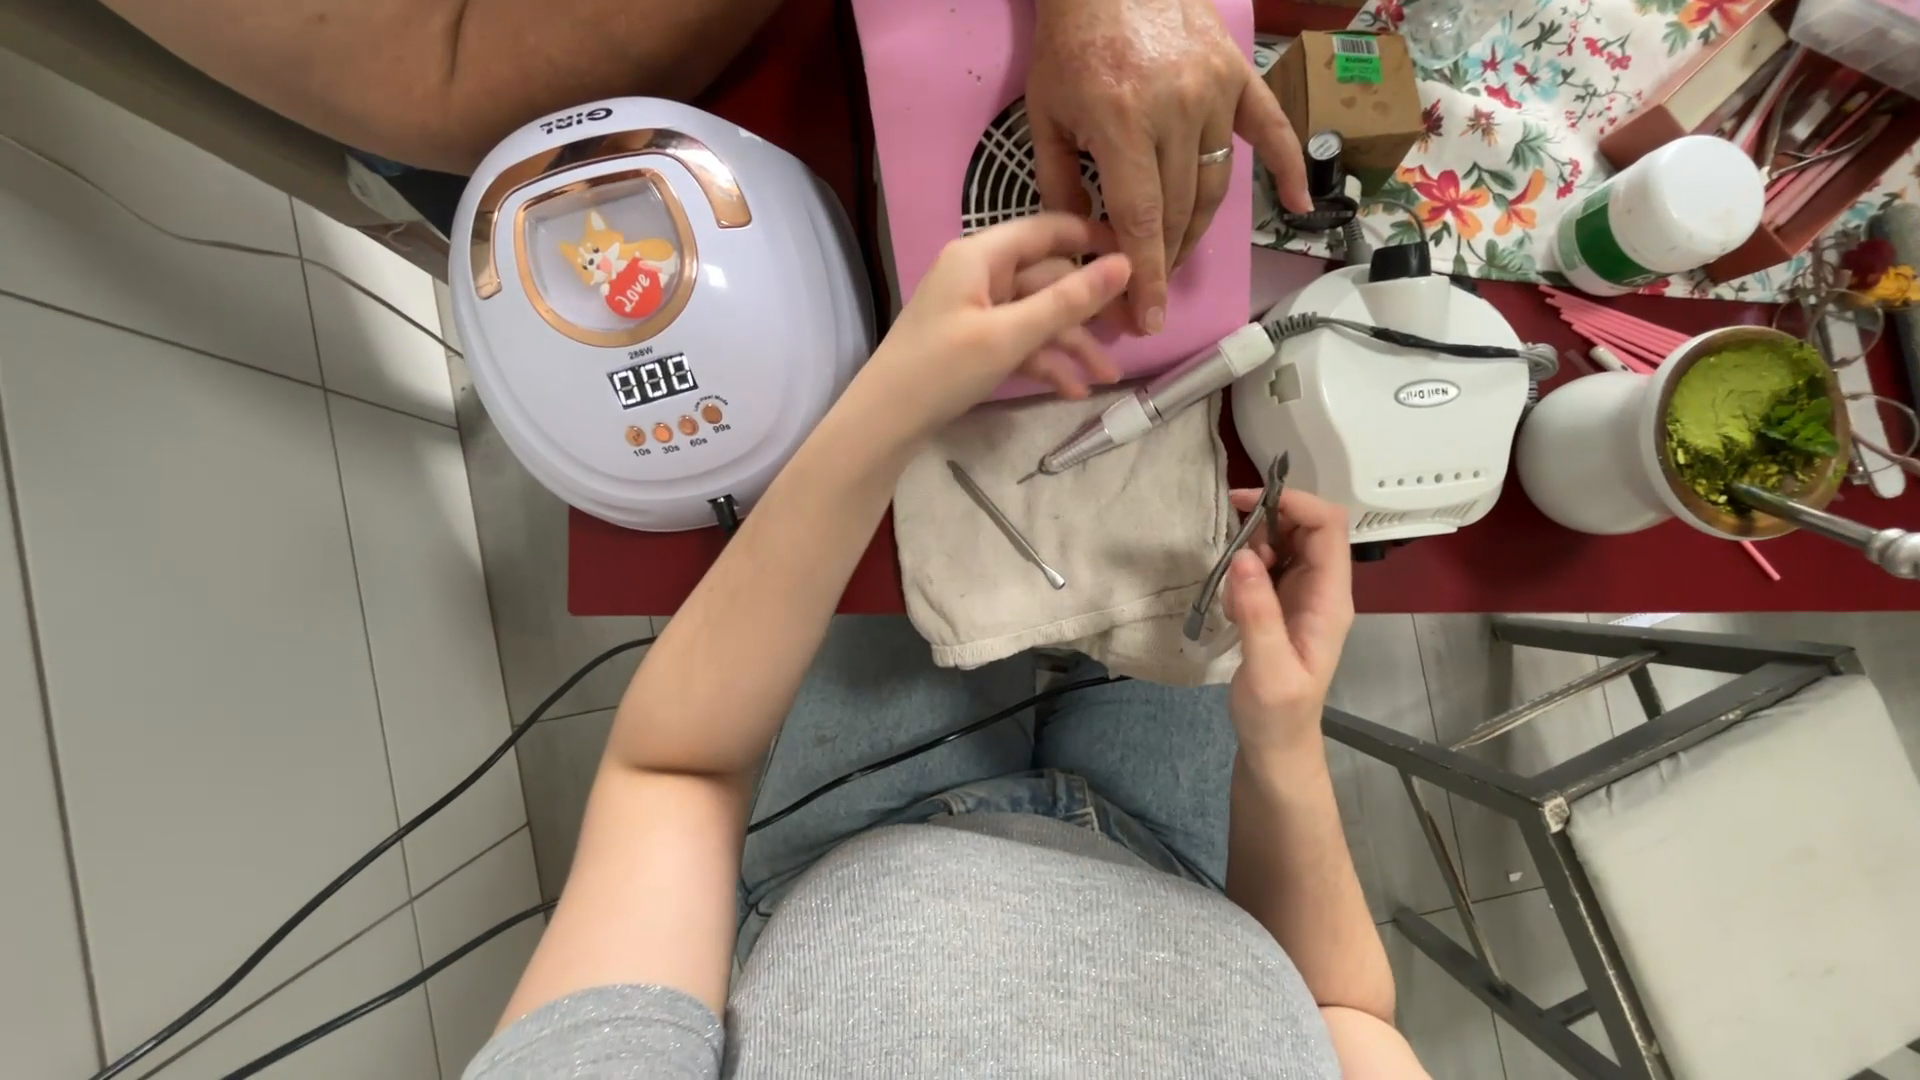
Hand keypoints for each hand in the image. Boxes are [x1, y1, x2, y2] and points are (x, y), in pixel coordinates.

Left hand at [850, 213, 1130, 437]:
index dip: (1093, 241)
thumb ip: (1067, 301)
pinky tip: (1072, 391)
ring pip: (1037, 318)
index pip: (1047, 230)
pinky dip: (1044, 364)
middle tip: (1132, 334)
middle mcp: (979, 275)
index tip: (1138, 256)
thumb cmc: (942, 370)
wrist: (885, 422)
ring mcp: (976, 311)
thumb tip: (1124, 264)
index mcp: (980, 255)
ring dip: (1071, 347)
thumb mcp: (1009, 336)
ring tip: (1106, 379)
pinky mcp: (974, 344)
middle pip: (1047, 281)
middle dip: (1087, 312)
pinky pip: (1019, 343)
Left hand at [1026, 0, 1312, 336]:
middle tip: (1148, 296)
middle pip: (1178, 211)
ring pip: (1214, 186)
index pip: (1141, 220)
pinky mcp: (1239, 76)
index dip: (1146, 276)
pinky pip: (1272, 129)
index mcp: (1122, 124)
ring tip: (1176, 259)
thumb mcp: (1045, 117)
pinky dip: (1289, 168)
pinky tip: (1301, 206)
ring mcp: (1215, 92)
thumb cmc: (1070, 43)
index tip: (1148, 319)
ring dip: (1196, 232)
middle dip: (1163, 262)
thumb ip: (1059, 184)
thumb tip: (1077, 244)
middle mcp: (1177, 112)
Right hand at [1223, 488, 1354, 759]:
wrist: (1276, 743)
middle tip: (1232, 549)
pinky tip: (1234, 602)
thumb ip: (1257, 613)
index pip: (1327, 528)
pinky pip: (1268, 565)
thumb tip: (1243, 556)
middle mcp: (1322, 589)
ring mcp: (1303, 595)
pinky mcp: (1282, 603)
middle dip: (1268, 523)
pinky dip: (1247, 568)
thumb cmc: (1277, 713)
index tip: (1246, 504)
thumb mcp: (1267, 669)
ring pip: (1286, 543)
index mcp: (1329, 600)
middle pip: (1307, 527)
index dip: (1293, 503)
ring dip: (1254, 549)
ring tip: (1233, 587)